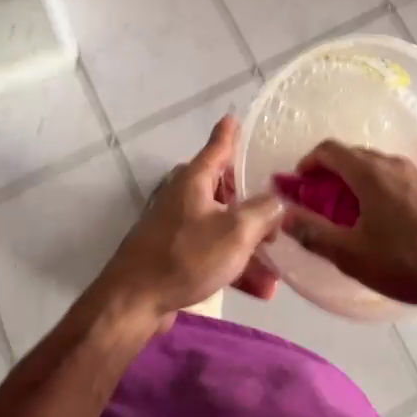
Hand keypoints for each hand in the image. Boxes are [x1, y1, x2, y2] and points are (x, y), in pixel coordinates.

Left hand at [94, 117, 285, 328]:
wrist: (136, 299)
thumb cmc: (186, 256)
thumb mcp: (235, 232)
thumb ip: (263, 212)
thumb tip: (277, 199)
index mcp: (195, 180)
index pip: (217, 148)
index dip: (228, 134)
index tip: (233, 117)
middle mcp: (185, 197)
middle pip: (225, 190)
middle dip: (254, 203)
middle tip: (280, 215)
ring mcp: (179, 226)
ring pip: (224, 227)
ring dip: (251, 246)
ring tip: (278, 268)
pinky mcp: (177, 255)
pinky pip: (215, 253)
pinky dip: (236, 265)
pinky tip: (261, 289)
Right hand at [283, 139, 416, 314]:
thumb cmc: (406, 263)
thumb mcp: (350, 255)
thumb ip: (313, 232)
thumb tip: (284, 216)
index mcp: (369, 172)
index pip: (329, 150)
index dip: (309, 162)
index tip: (300, 184)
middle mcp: (396, 164)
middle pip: (356, 156)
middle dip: (334, 173)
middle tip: (324, 202)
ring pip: (383, 168)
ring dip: (363, 182)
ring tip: (359, 214)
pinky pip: (406, 182)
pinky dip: (389, 191)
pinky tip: (395, 224)